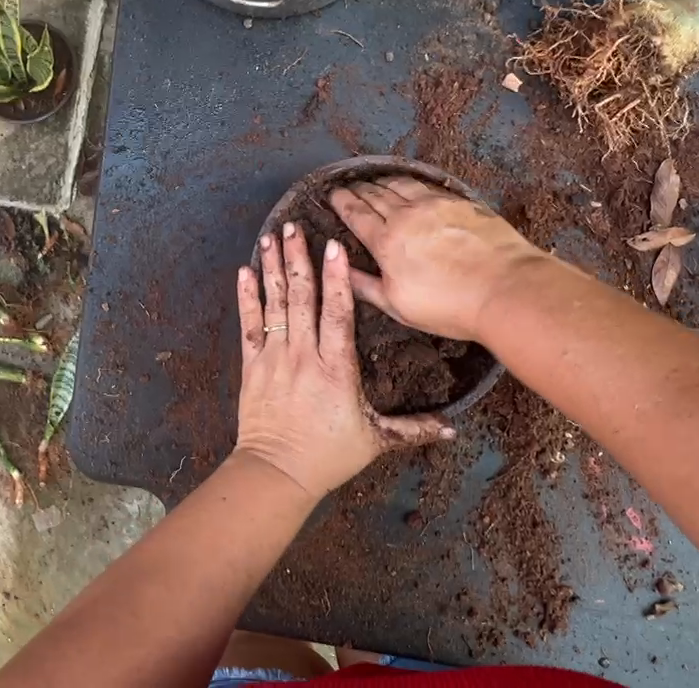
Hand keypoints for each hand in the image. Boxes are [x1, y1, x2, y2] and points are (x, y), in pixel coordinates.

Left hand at [233, 223, 452, 499]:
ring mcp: (275, 357)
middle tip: (294, 226)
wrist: (277, 473)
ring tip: (270, 237)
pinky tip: (244, 271)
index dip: (335, 278)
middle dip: (298, 259)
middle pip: (301, 297)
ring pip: (275, 304)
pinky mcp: (252, 365)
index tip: (334, 245)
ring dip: (272, 268)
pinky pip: (249, 324)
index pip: (337, 313)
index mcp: (336, 368)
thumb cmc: (328, 456)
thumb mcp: (376, 440)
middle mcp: (304, 355)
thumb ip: (414, 428)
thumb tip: (454, 428)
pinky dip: (247, 296)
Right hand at [330, 177, 549, 340]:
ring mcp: (434, 205)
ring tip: (374, 181)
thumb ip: (365, 286)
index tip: (333, 194)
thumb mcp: (398, 306)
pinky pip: (426, 186)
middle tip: (349, 185)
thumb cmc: (449, 306)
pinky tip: (410, 185)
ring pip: (400, 185)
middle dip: (358, 189)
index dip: (342, 202)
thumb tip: (341, 269)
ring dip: (382, 181)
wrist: (506, 289)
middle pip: (375, 195)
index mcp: (385, 242)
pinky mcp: (460, 203)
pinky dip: (410, 182)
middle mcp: (405, 216)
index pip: (356, 214)